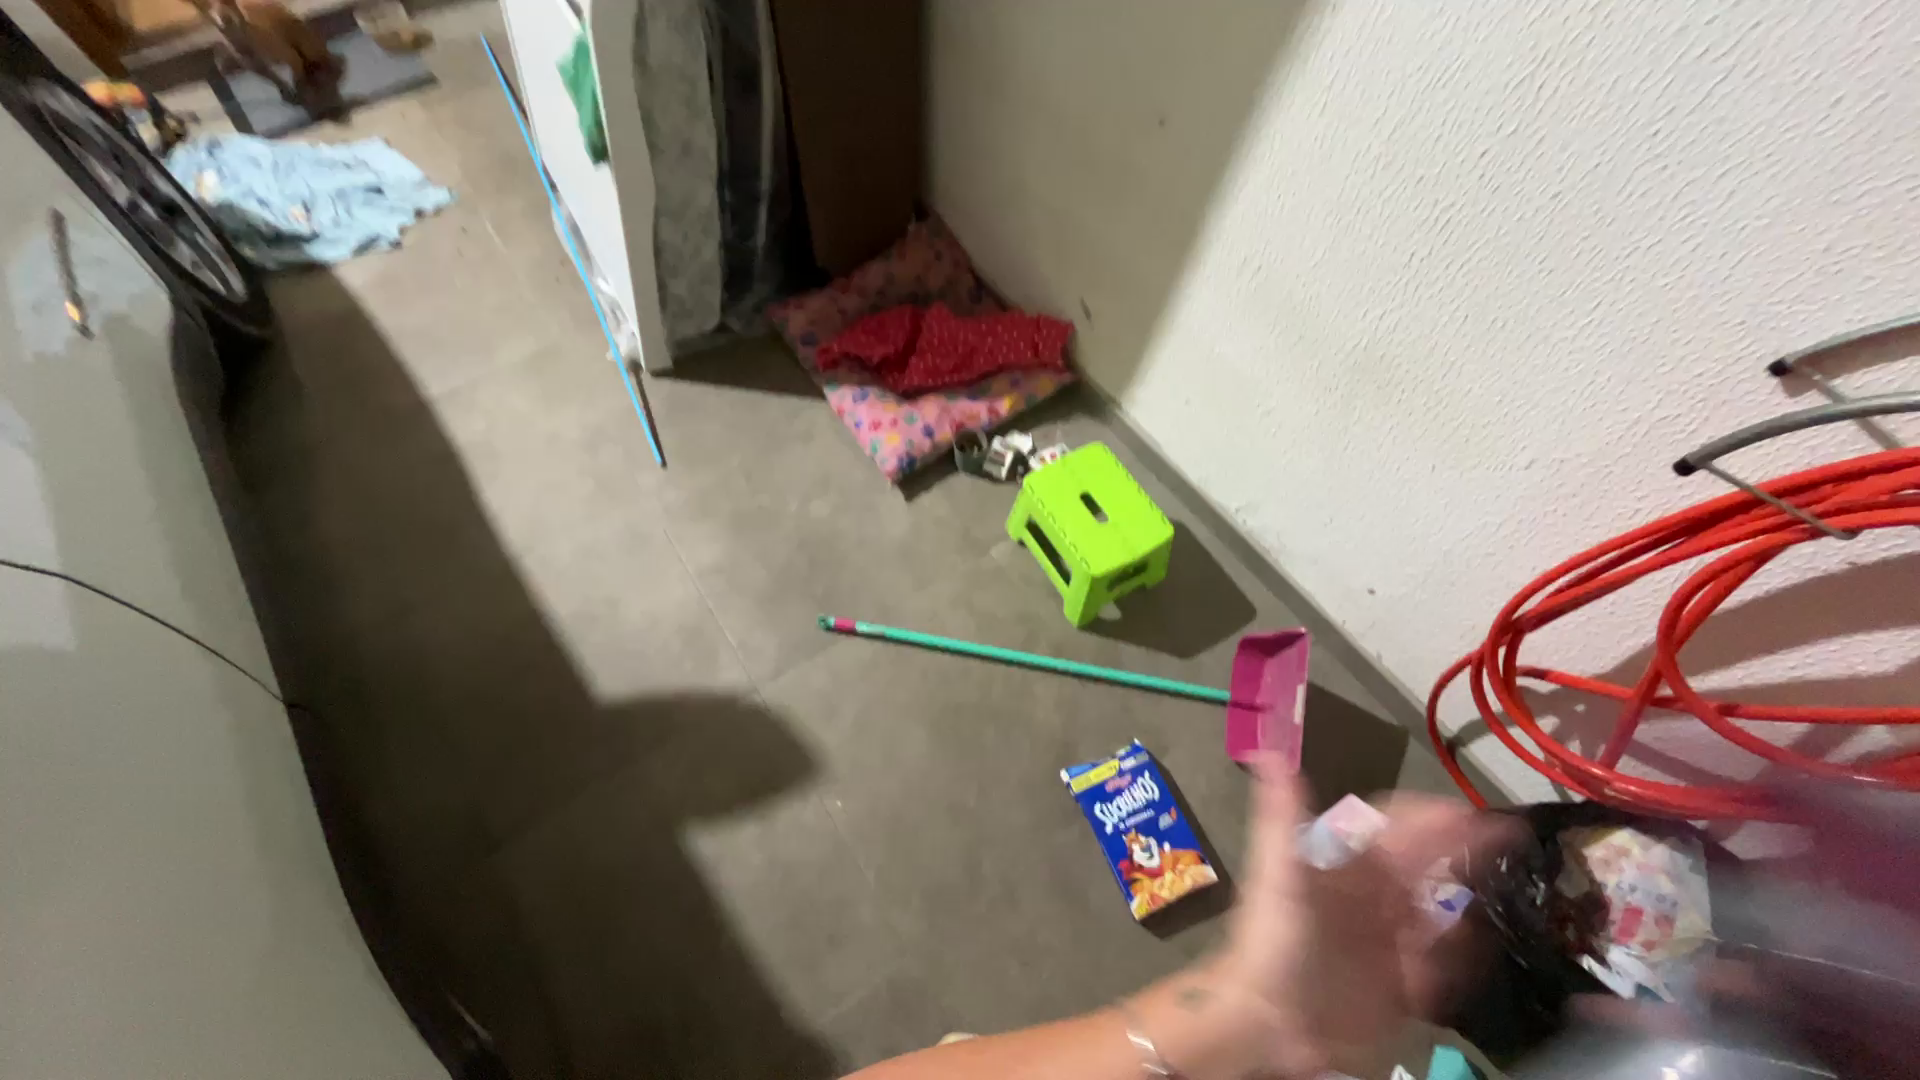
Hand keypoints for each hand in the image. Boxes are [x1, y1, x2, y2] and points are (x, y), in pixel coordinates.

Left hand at [1211, 757, 1509, 1076]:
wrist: (1272, 1020)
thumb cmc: (1275, 937)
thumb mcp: (1279, 870)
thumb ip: (1280, 811)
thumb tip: (1267, 751)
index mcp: (1344, 864)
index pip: (1394, 827)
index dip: (1430, 815)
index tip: (1471, 810)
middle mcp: (1369, 895)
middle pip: (1425, 863)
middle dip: (1463, 847)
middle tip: (1510, 834)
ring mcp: (1388, 939)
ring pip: (1440, 911)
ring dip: (1465, 899)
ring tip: (1501, 887)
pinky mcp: (1402, 983)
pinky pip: (1443, 964)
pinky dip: (1460, 955)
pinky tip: (1475, 949)